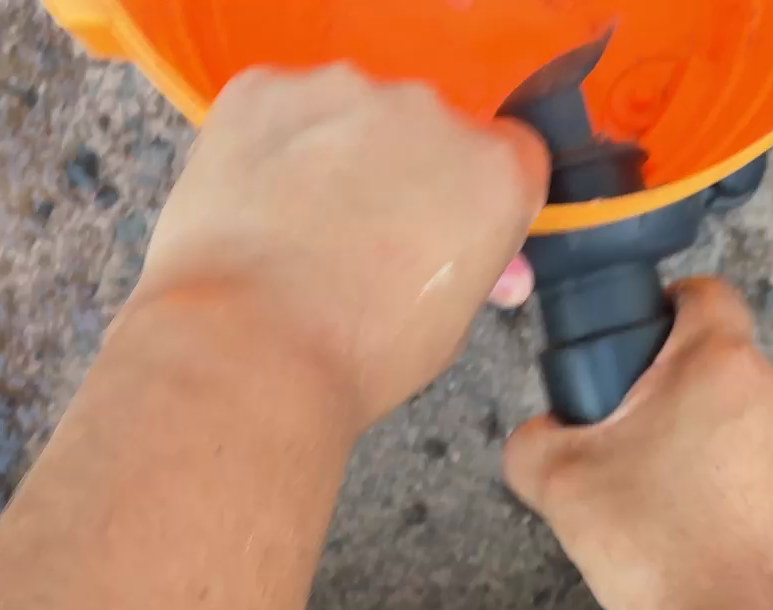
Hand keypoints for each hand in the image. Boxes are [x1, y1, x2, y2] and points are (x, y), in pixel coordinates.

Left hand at [124, 64, 547, 429]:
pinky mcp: (266, 91)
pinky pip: (290, 110)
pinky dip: (282, 148)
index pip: (516, 158)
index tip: (458, 229)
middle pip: (435, 134)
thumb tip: (478, 259)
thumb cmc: (362, 355)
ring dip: (347, 158)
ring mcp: (344, 92)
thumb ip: (472, 270)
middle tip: (376, 243)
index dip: (485, 198)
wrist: (256, 347)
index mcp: (494, 176)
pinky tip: (266, 207)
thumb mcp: (451, 326)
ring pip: (360, 115)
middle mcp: (429, 115)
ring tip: (310, 232)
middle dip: (415, 177)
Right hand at [503, 279, 772, 609]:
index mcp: (718, 366)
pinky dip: (741, 501)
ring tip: (667, 511)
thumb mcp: (557, 483)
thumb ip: (532, 440)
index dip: (664, 309)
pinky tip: (710, 548)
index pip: (704, 293)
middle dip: (674, 394)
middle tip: (629, 448)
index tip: (633, 353)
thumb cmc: (650, 541)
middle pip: (721, 369)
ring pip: (747, 430)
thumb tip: (544, 435)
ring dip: (708, 450)